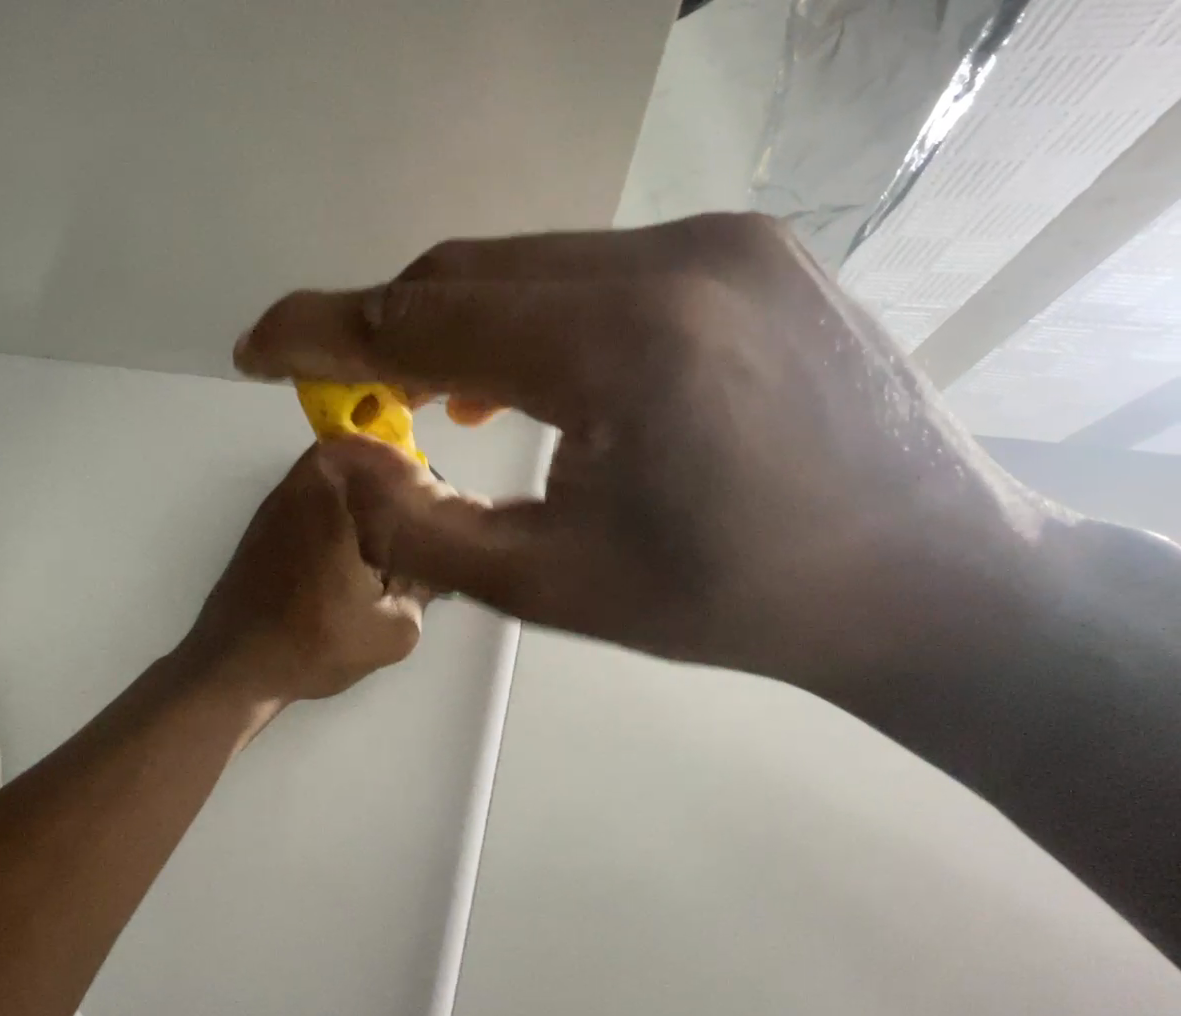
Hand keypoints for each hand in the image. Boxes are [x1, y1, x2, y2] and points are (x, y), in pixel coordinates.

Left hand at [178, 446, 430, 720]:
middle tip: (406, 513)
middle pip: (345, 458)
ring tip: (382, 538)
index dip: (400, 463)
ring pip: (322, 481)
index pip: (369, 450)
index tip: (422, 492)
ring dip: (353, 498)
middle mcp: (295, 492)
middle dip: (379, 477)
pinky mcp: (258, 532)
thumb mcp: (393, 628)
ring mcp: (271, 510)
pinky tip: (347, 558)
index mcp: (329, 500)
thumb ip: (422, 590)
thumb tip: (436, 567)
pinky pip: (303, 504)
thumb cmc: (315, 644)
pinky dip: (328, 516)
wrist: (235, 667)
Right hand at [234, 213, 1051, 686]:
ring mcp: (716, 240)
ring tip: (424, 400)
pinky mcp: (741, 247)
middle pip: (465, 275)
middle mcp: (671, 259)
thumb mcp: (546, 587)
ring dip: (450, 325)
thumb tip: (332, 458)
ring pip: (523, 265)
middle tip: (333, 391)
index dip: (323, 333)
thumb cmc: (729, 601)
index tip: (256, 347)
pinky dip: (522, 315)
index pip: (425, 320)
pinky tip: (515, 378)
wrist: (932, 580)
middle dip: (379, 331)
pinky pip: (585, 268)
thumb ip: (415, 526)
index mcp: (624, 346)